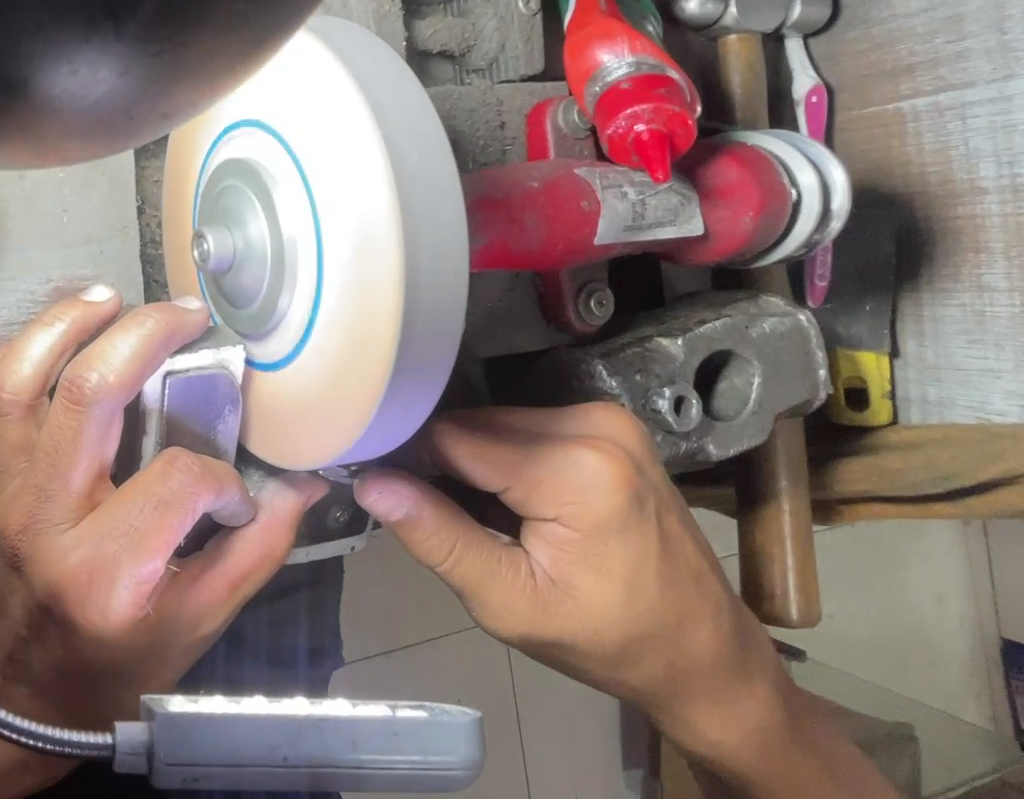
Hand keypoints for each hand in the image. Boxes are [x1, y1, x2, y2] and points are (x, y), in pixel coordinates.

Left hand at [0, 287, 327, 747]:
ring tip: (109, 297)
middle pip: (89, 396)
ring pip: (16, 383)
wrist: (23, 691)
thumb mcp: (199, 626)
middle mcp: (45, 520)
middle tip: (186, 314)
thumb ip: (256, 550)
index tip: (236, 488)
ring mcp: (3, 494)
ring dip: (62, 325)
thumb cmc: (117, 664)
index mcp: (107, 570)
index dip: (222, 476)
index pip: (176, 479)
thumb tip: (303, 482)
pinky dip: (11, 356)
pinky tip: (52, 335)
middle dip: (145, 337)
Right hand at [353, 405, 786, 754]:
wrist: (703, 653)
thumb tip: (369, 483)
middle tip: (455, 526)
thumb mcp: (508, 604)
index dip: (414, 470)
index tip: (408, 511)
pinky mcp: (608, 424)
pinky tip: (517, 503)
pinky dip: (503, 459)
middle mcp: (592, 424)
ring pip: (490, 422)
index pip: (446, 437)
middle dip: (446, 469)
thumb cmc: (605, 638)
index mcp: (572, 468)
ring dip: (473, 464)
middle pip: (470, 425)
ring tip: (490, 520)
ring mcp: (606, 418)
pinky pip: (521, 425)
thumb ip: (437, 537)